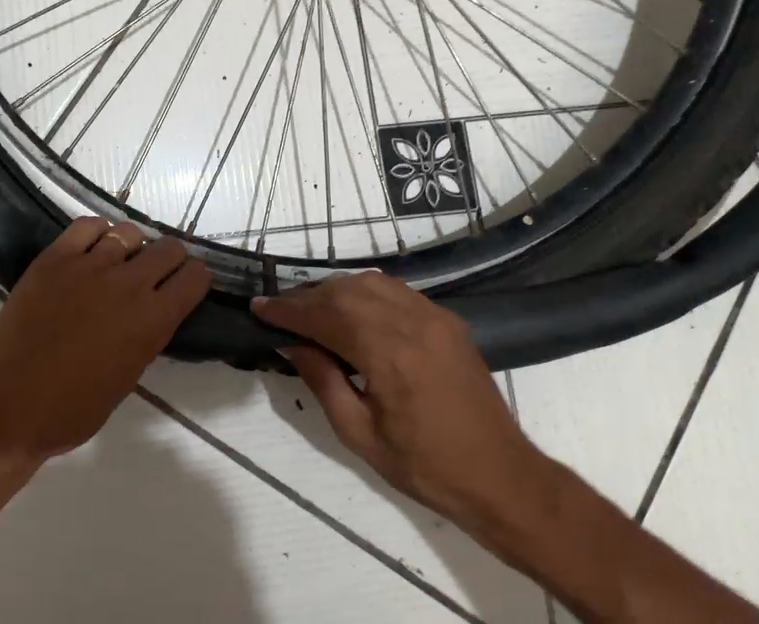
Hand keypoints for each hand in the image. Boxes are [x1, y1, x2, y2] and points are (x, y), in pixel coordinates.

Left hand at [0, 218, 210, 466]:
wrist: (14, 407)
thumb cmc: (76, 408)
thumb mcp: (129, 375)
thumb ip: (145, 335)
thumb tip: (150, 312)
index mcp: (153, 321)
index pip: (194, 278)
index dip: (195, 278)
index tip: (187, 283)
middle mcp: (128, 285)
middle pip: (168, 248)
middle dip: (170, 258)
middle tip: (157, 271)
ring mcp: (89, 267)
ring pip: (128, 232)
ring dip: (133, 245)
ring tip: (121, 260)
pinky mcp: (55, 259)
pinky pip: (86, 226)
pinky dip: (97, 232)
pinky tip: (94, 247)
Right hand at [252, 272, 548, 532]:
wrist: (499, 476)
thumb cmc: (424, 466)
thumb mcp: (359, 434)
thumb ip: (322, 380)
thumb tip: (291, 343)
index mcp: (390, 356)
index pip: (327, 317)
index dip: (289, 311)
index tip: (259, 309)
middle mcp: (413, 323)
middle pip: (347, 291)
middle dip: (308, 298)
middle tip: (280, 313)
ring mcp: (435, 317)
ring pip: (371, 283)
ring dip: (336, 292)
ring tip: (311, 312)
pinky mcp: (447, 321)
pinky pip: (397, 291)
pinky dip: (365, 293)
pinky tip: (351, 313)